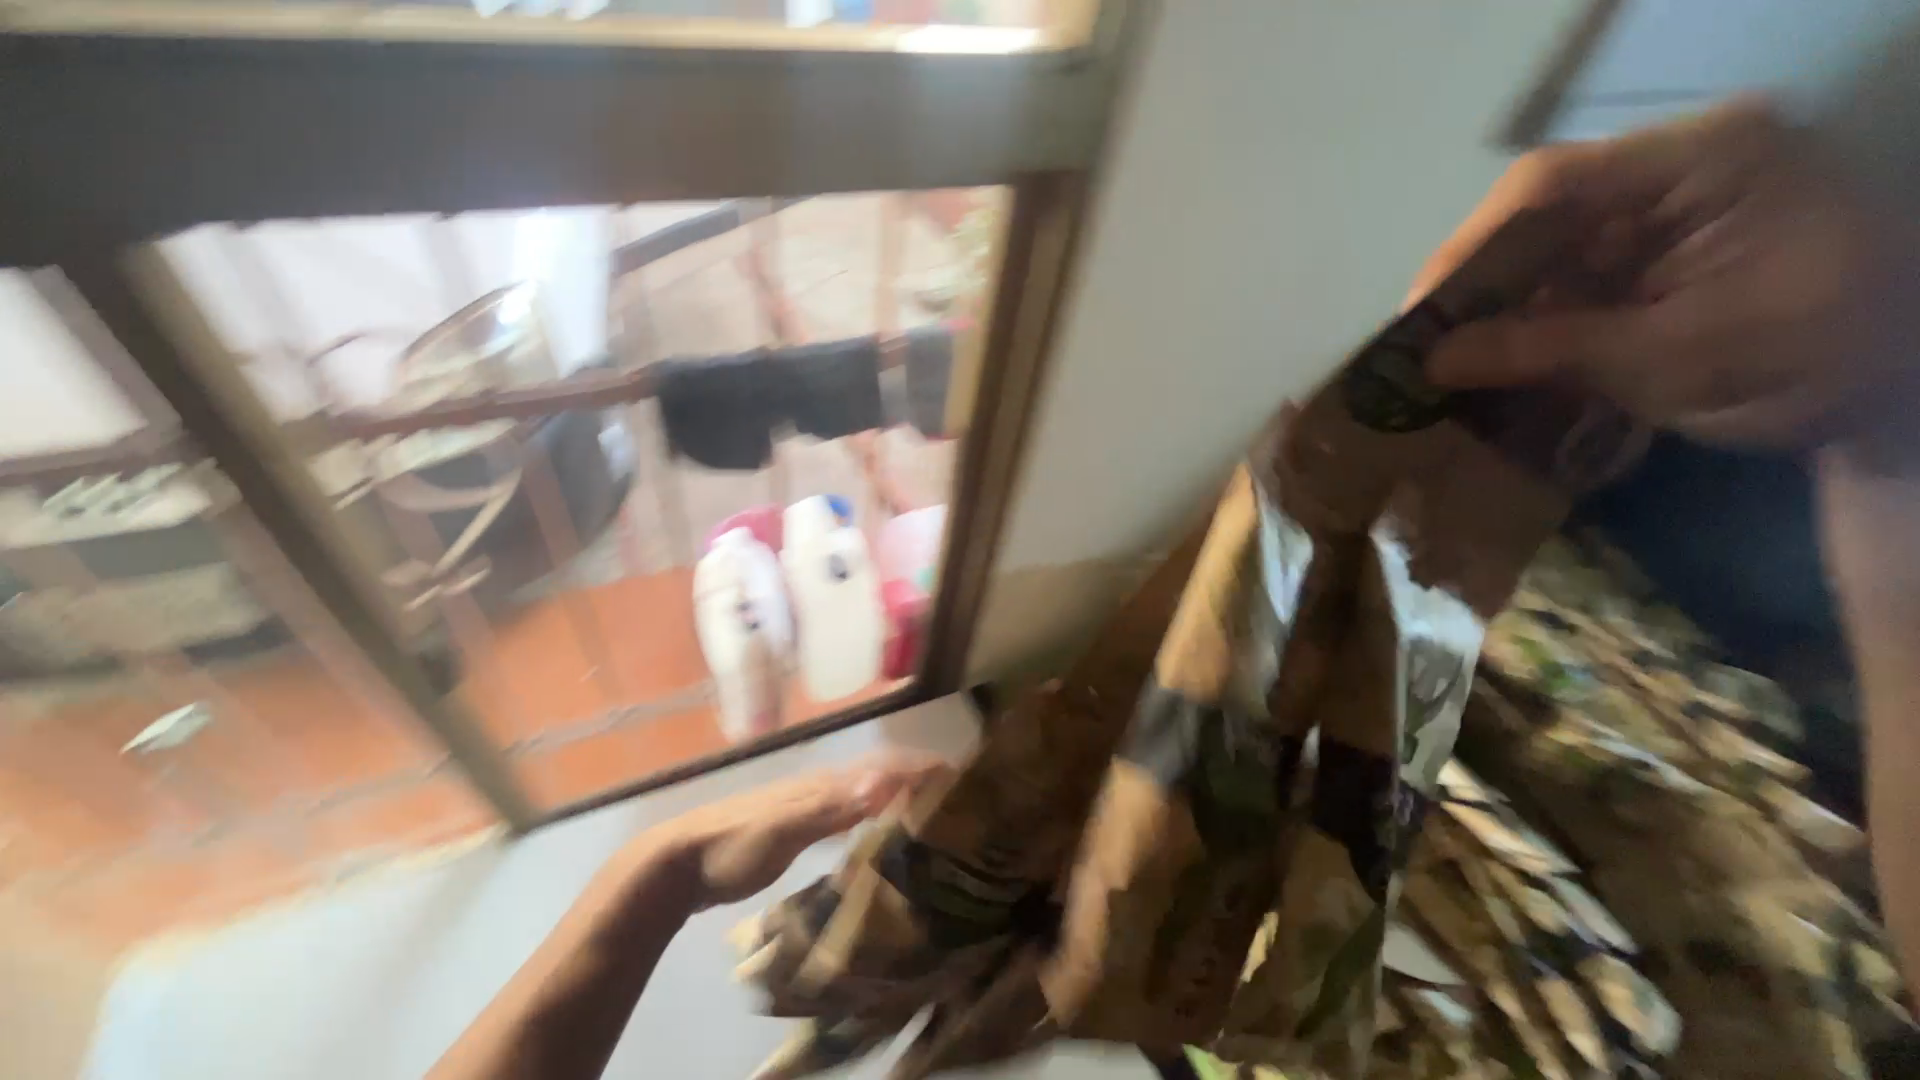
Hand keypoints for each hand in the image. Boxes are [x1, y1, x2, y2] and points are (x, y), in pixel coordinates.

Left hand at [645, 756, 943, 910]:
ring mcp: (812, 806)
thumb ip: (831, 806)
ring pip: (869, 793)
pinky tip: (886, 839)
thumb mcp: (782, 828)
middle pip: (884, 775)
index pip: (887, 766)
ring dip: (903, 798)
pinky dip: (878, 818)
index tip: (969, 779)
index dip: (926, 768)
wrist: (679, 863)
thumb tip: (885, 782)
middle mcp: (825, 787)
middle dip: (924, 780)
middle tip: (966, 804)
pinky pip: (853, 814)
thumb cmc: (732, 845)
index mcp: (826, 783)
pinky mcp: (802, 828)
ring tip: (938, 820)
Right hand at [1410, 100, 1919, 448]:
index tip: (1419, 315)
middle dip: (1473, 287)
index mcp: (1702, 161)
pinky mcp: (1648, 257)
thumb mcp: (1670, 357)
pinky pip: (1562, 282)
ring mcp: (1658, 215)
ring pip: (1540, 254)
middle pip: (1534, 218)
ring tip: (1440, 362)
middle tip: (1419, 346)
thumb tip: (1432, 361)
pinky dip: (1522, 325)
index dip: (1468, 249)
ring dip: (1491, 312)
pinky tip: (1486, 362)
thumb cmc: (1810, 358)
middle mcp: (1670, 172)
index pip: (1549, 186)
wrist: (1897, 394)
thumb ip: (1545, 351)